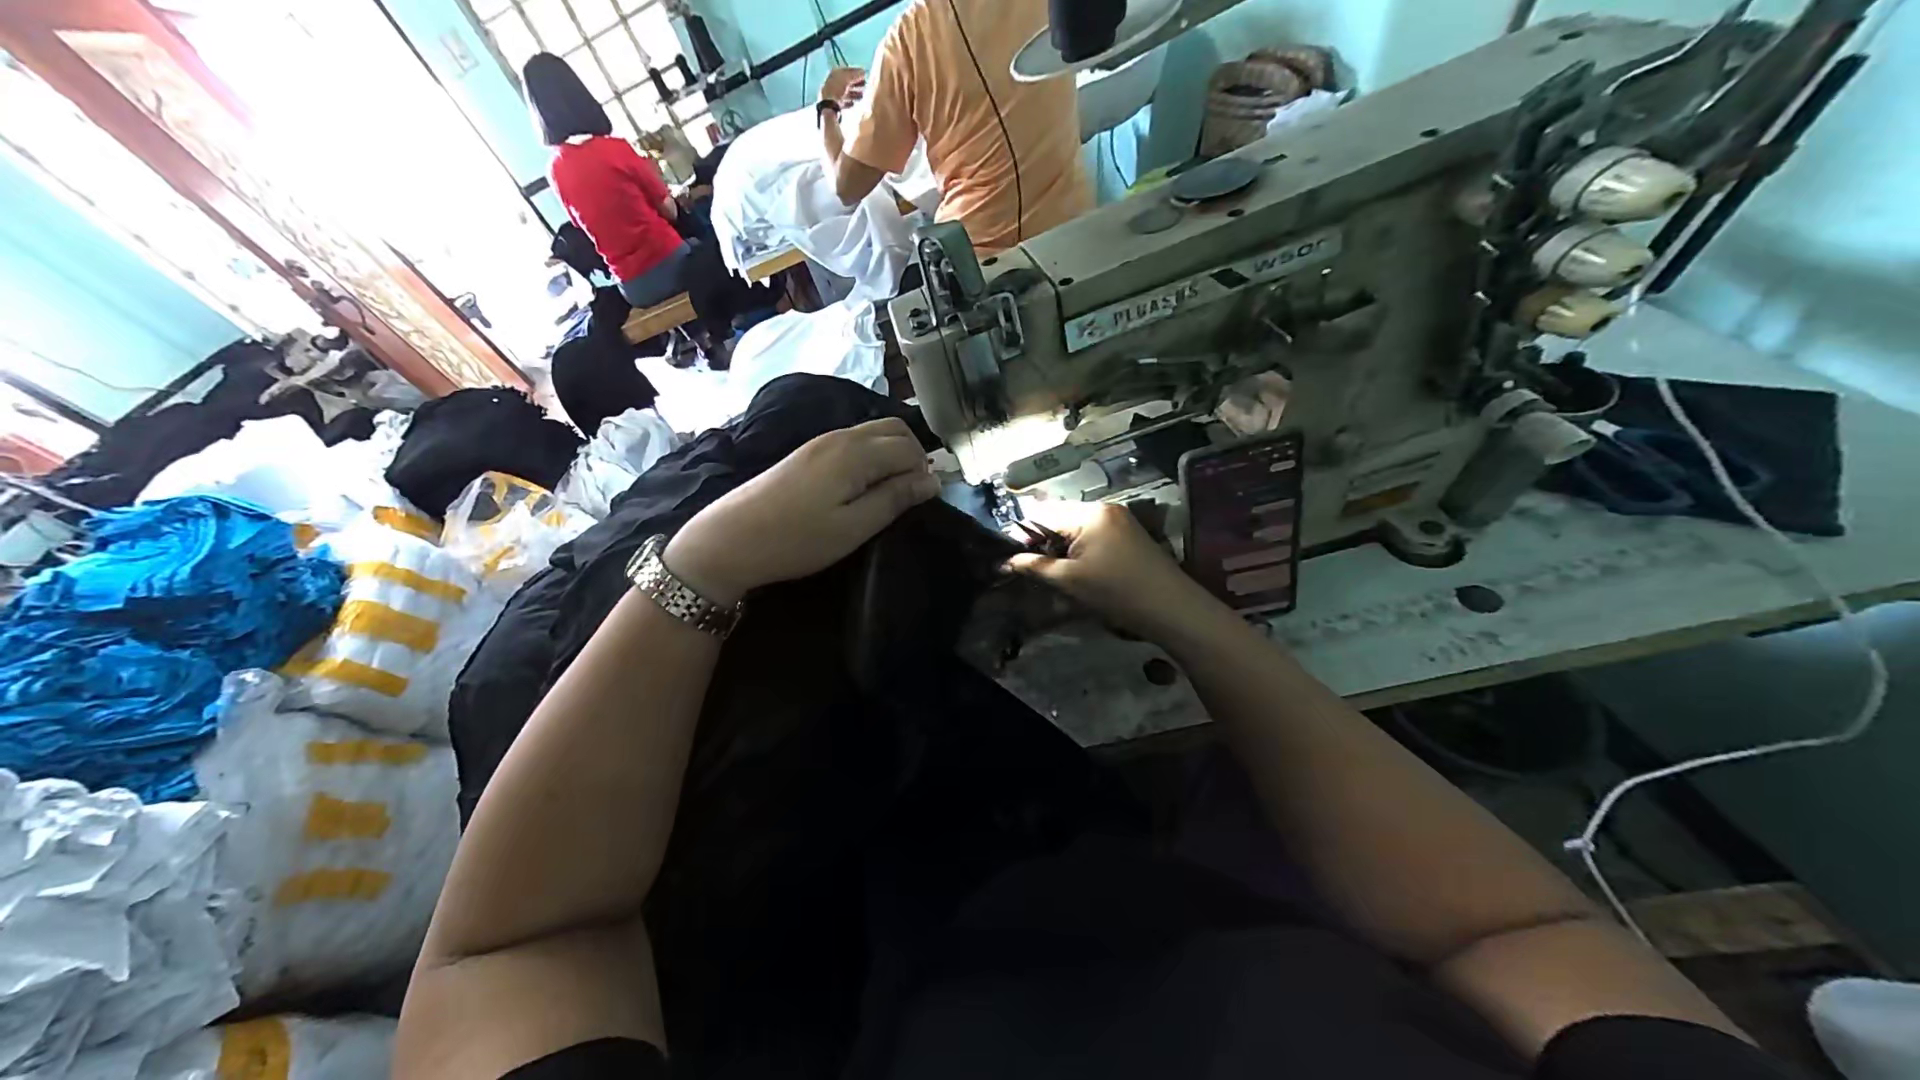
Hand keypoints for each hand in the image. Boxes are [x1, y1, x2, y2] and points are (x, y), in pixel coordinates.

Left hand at [665, 418, 937, 604]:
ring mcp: (820, 442)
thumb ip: (895, 499)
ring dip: (892, 454)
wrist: (729, 539)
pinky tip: (864, 486)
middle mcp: (840, 436)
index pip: (908, 447)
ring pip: (872, 433)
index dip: (925, 471)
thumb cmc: (796, 540)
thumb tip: (932, 480)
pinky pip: (853, 442)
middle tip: (912, 493)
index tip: (925, 501)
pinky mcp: (806, 453)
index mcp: (855, 452)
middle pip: (893, 428)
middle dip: (913, 454)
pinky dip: (871, 456)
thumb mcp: (853, 527)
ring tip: (891, 493)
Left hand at [821, 66, 866, 108]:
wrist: (829, 105)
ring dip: (854, 94)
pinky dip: (849, 102)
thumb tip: (863, 71)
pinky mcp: (834, 105)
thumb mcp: (847, 79)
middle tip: (865, 85)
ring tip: (862, 96)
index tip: (864, 74)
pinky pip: (843, 102)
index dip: (856, 72)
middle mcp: (833, 82)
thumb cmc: (837, 89)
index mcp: (834, 74)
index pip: (847, 70)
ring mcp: (833, 94)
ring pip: (846, 92)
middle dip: (856, 83)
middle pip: (847, 82)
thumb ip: (855, 74)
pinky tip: (853, 104)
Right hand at [1005, 501, 1225, 642]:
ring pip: (1075, 528)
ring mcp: (1119, 520)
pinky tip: (1078, 573)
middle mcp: (1103, 508)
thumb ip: (1034, 567)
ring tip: (1055, 575)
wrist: (1172, 609)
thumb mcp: (1069, 581)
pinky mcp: (1128, 535)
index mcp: (1088, 512)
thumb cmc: (1116, 592)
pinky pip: (1093, 535)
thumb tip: (1005, 562)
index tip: (1012, 559)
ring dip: (1060, 549)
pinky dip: (1079, 550)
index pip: (1041, 513)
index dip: (1022, 535)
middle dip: (1042, 542)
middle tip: (1031, 571)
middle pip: (1059, 518)